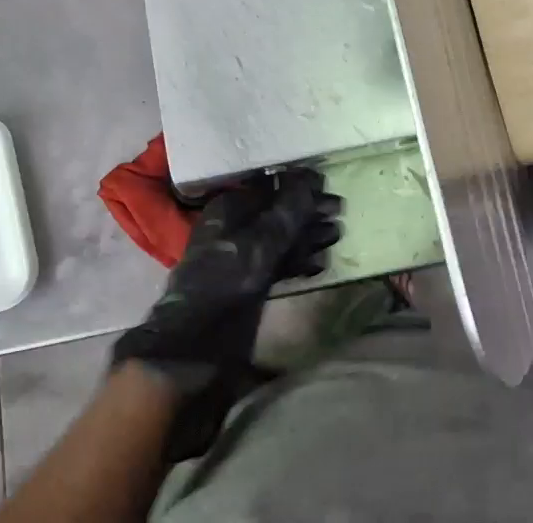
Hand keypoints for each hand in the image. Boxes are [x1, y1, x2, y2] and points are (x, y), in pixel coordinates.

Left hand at [111, 168, 341, 396]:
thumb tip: (310, 178)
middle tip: (339, 211)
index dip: (298, 184)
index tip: (327, 185)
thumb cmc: (222, 290)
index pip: (267, 186)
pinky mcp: (248, 289)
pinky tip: (320, 265)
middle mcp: (232, 231)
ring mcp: (240, 262)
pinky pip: (278, 266)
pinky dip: (299, 263)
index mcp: (226, 212)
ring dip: (307, 237)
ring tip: (336, 235)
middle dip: (307, 212)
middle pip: (276, 213)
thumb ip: (285, 213)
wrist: (192, 354)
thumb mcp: (256, 247)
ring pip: (280, 241)